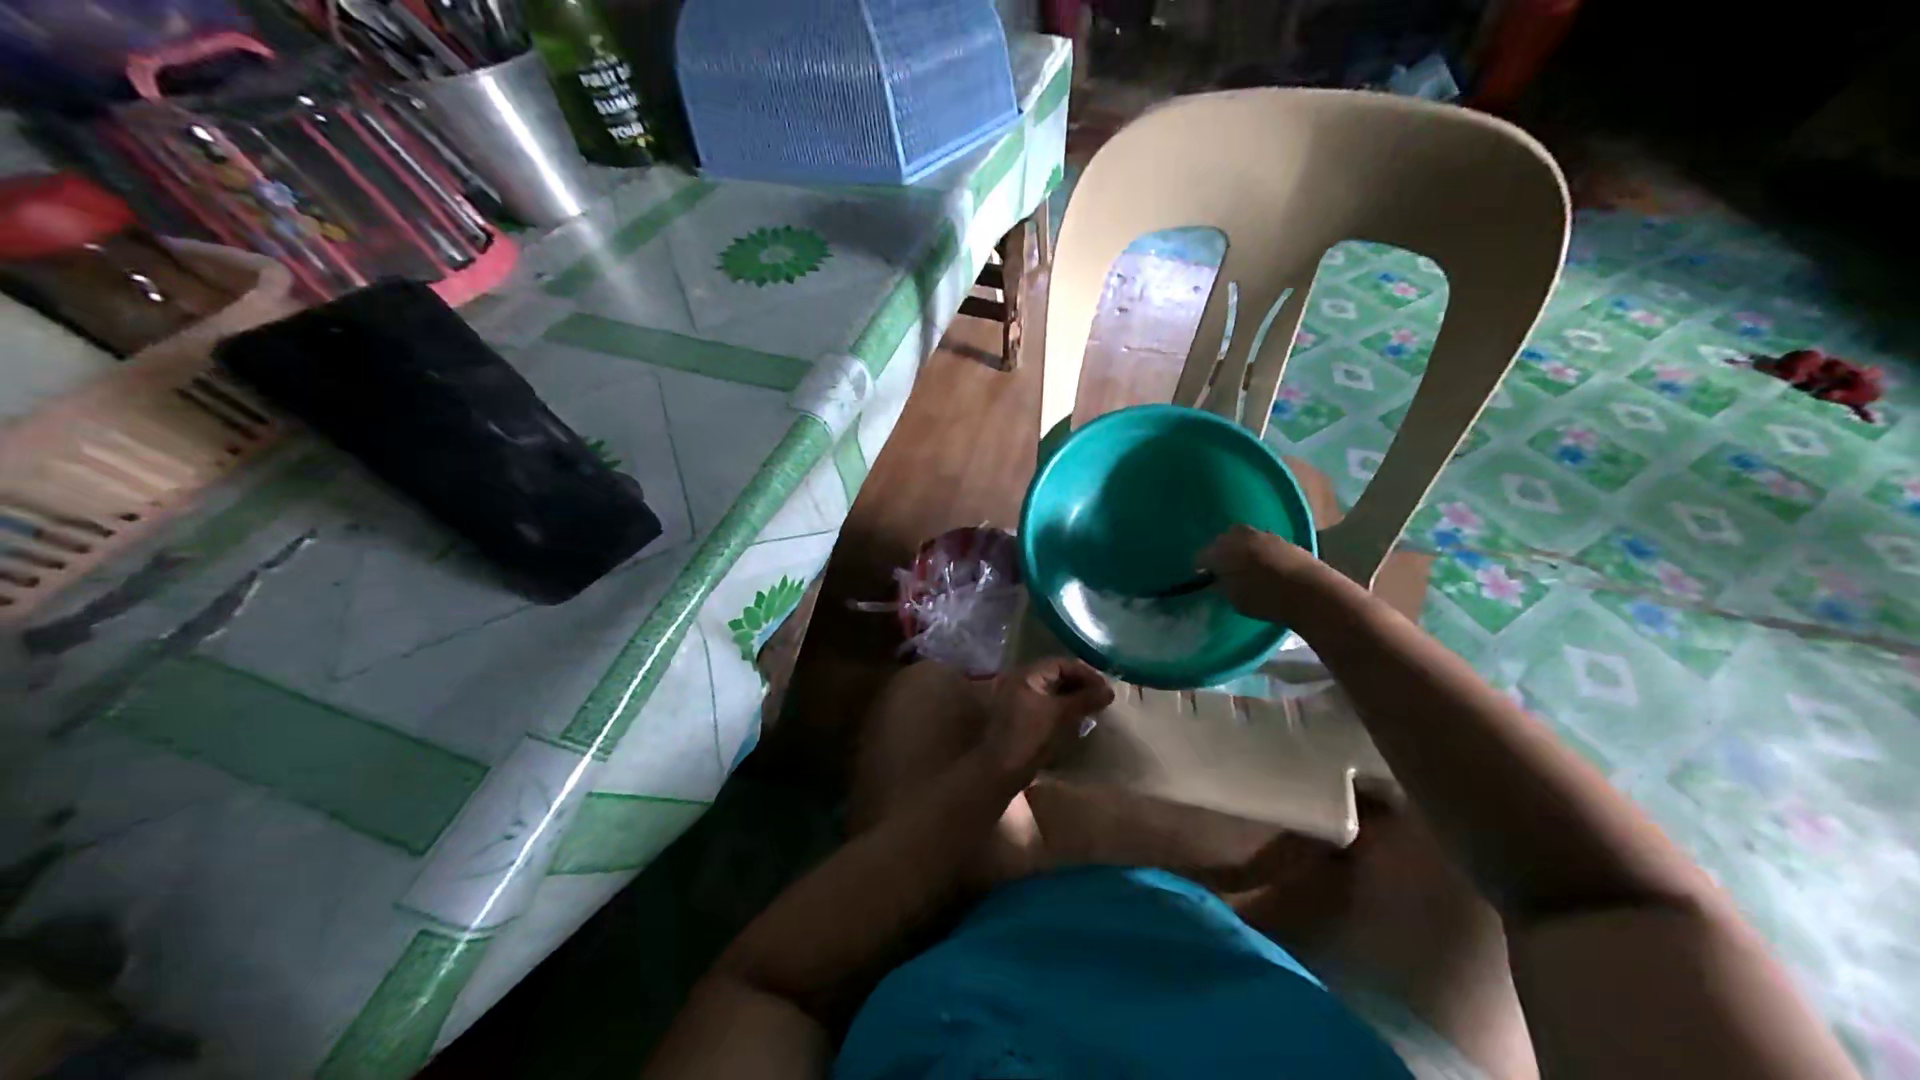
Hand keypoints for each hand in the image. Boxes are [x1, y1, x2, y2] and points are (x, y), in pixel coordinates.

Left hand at [983, 658, 1114, 775]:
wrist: (1002, 770)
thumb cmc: (1030, 736)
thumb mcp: (1060, 714)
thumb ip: (1085, 699)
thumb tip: (1110, 690)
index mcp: (1026, 675)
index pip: (1060, 663)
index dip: (1085, 672)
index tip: (1105, 687)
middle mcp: (1021, 682)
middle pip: (1056, 675)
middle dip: (1081, 684)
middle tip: (1102, 697)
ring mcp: (1020, 700)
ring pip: (1053, 692)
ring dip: (1074, 697)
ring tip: (1095, 707)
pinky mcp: (1023, 717)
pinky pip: (1048, 706)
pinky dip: (1064, 709)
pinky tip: (1079, 718)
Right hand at [1197, 525, 1329, 622]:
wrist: (1311, 591)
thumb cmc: (1265, 599)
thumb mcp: (1234, 599)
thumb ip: (1221, 586)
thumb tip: (1216, 580)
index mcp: (1220, 551)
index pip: (1200, 556)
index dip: (1201, 569)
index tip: (1205, 580)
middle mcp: (1238, 536)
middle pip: (1221, 541)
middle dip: (1221, 554)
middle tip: (1225, 572)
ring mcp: (1262, 534)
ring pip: (1243, 539)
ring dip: (1242, 550)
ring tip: (1248, 568)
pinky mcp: (1283, 539)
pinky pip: (1263, 543)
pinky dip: (1260, 552)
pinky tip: (1267, 567)